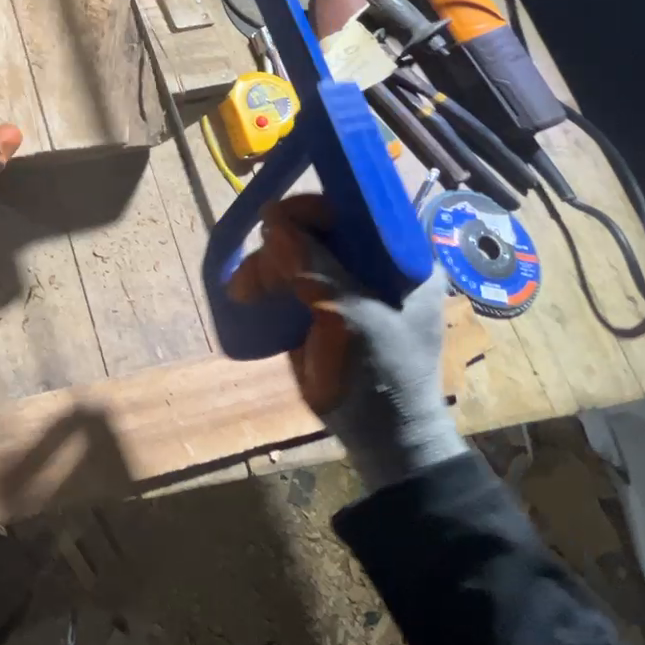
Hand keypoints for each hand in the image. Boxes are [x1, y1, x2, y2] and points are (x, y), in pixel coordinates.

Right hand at [231, 195, 465, 491]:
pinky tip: (247, 294)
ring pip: (295, 253)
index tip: (276, 220)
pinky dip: (264, 280)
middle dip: (281, 246)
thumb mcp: (348, 315)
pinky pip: (287, 276)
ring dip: (264, 267)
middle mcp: (377, 264)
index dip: (316, 208)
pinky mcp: (322, 305)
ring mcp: (348, 285)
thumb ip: (315, 265)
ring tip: (243, 292)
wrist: (379, 437)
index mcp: (402, 261)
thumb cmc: (377, 374)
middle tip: (255, 272)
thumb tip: (275, 218)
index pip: (359, 208)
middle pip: (319, 229)